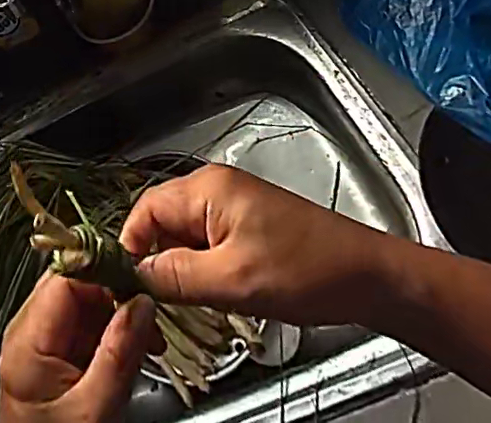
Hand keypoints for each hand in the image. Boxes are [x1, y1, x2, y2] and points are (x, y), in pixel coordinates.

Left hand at [0, 272, 158, 422]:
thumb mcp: (93, 411)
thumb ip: (118, 353)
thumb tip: (142, 301)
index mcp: (26, 340)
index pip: (66, 277)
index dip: (104, 270)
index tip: (140, 279)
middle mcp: (26, 332)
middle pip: (75, 285)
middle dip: (116, 293)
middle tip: (150, 313)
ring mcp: (38, 343)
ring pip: (83, 303)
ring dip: (118, 313)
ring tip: (149, 337)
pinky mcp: (51, 357)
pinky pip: (84, 326)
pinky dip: (111, 332)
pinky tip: (134, 349)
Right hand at [119, 163, 400, 327]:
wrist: (366, 274)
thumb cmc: (305, 270)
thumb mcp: (233, 280)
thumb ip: (176, 276)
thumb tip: (134, 277)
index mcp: (206, 188)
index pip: (145, 209)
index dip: (129, 246)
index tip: (125, 286)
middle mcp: (214, 187)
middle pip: (161, 220)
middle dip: (154, 260)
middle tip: (155, 303)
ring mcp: (231, 203)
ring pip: (183, 234)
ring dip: (178, 266)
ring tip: (185, 303)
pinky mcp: (245, 221)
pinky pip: (205, 240)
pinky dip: (199, 266)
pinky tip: (210, 293)